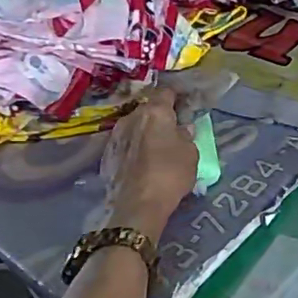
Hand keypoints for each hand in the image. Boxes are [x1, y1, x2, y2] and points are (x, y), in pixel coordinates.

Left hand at [100, 87, 197, 237]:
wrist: (138, 204)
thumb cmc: (170, 174)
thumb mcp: (191, 154)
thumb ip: (187, 136)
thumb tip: (183, 128)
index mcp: (155, 112)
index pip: (166, 92)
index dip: (176, 96)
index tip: (184, 104)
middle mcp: (132, 116)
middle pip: (148, 109)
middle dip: (159, 115)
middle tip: (171, 128)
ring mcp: (116, 134)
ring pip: (134, 125)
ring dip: (144, 131)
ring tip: (155, 145)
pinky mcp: (107, 153)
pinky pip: (125, 143)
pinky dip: (134, 146)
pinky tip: (141, 160)